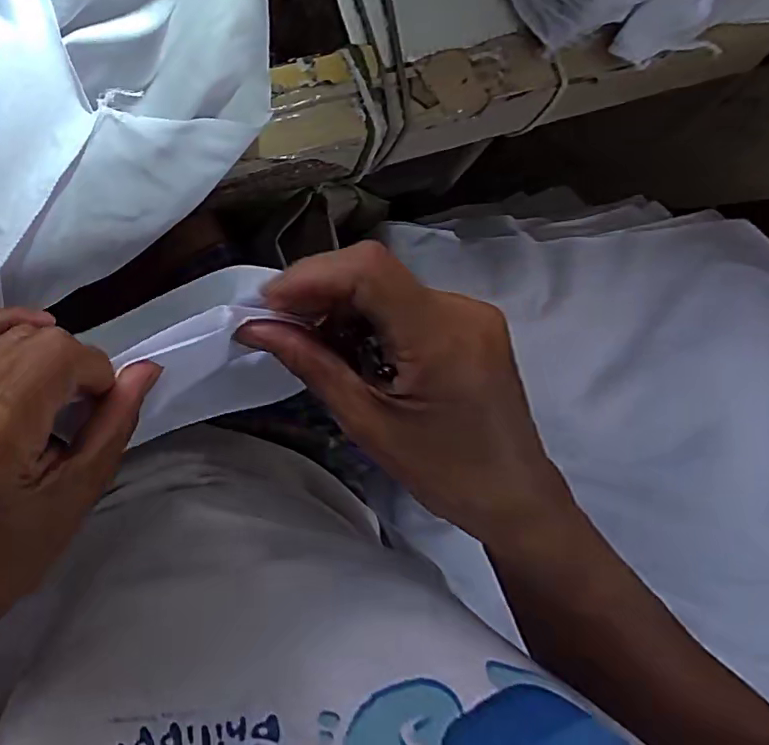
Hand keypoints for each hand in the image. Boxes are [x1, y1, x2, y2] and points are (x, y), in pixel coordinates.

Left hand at [0, 308, 159, 649]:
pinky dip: (14, 326)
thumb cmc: (22, 544)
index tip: (102, 408)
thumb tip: (147, 368)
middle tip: (83, 408)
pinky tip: (38, 338)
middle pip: (40, 340)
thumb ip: (114, 423)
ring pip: (17, 333)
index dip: (95, 372)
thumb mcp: (80, 491)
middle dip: (77, 364)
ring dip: (50, 353)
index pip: (58, 355)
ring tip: (58, 395)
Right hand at [236, 242, 575, 547]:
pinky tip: (343, 344)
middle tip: (275, 322)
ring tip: (308, 340)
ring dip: (331, 301)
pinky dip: (356, 311)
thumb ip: (309, 363)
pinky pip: (393, 296)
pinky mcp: (459, 319)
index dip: (309, 276)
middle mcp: (458, 309)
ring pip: (377, 280)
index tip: (269, 306)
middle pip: (369, 268)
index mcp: (441, 337)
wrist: (516, 500)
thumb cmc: (443, 471)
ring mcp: (463, 311)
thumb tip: (252, 327)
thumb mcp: (364, 421)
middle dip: (312, 287)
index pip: (368, 271)